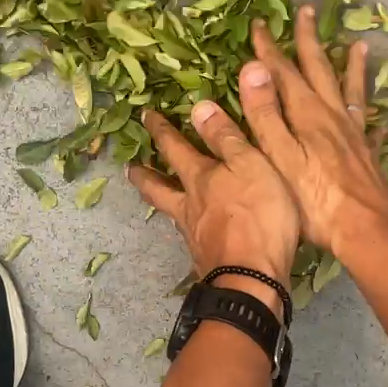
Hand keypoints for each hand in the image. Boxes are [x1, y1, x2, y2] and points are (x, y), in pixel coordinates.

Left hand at [127, 85, 300, 311]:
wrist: (251, 279)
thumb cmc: (258, 217)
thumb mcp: (250, 166)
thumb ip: (225, 138)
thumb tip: (198, 107)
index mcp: (199, 177)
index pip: (174, 147)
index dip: (160, 130)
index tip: (145, 116)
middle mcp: (189, 204)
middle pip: (158, 185)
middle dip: (144, 171)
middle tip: (129, 166)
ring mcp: (193, 233)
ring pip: (168, 210)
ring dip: (156, 198)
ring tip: (148, 193)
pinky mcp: (203, 256)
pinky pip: (186, 232)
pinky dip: (180, 223)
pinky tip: (185, 226)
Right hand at [243, 7, 387, 258]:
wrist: (368, 231)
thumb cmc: (314, 199)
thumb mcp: (278, 155)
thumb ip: (265, 113)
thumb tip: (252, 68)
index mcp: (306, 115)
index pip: (283, 72)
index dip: (269, 48)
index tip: (260, 24)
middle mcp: (332, 117)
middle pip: (319, 70)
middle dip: (309, 41)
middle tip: (307, 13)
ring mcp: (353, 135)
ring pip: (349, 91)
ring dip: (350, 67)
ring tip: (357, 46)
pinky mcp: (367, 156)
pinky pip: (368, 126)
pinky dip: (369, 117)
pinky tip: (378, 120)